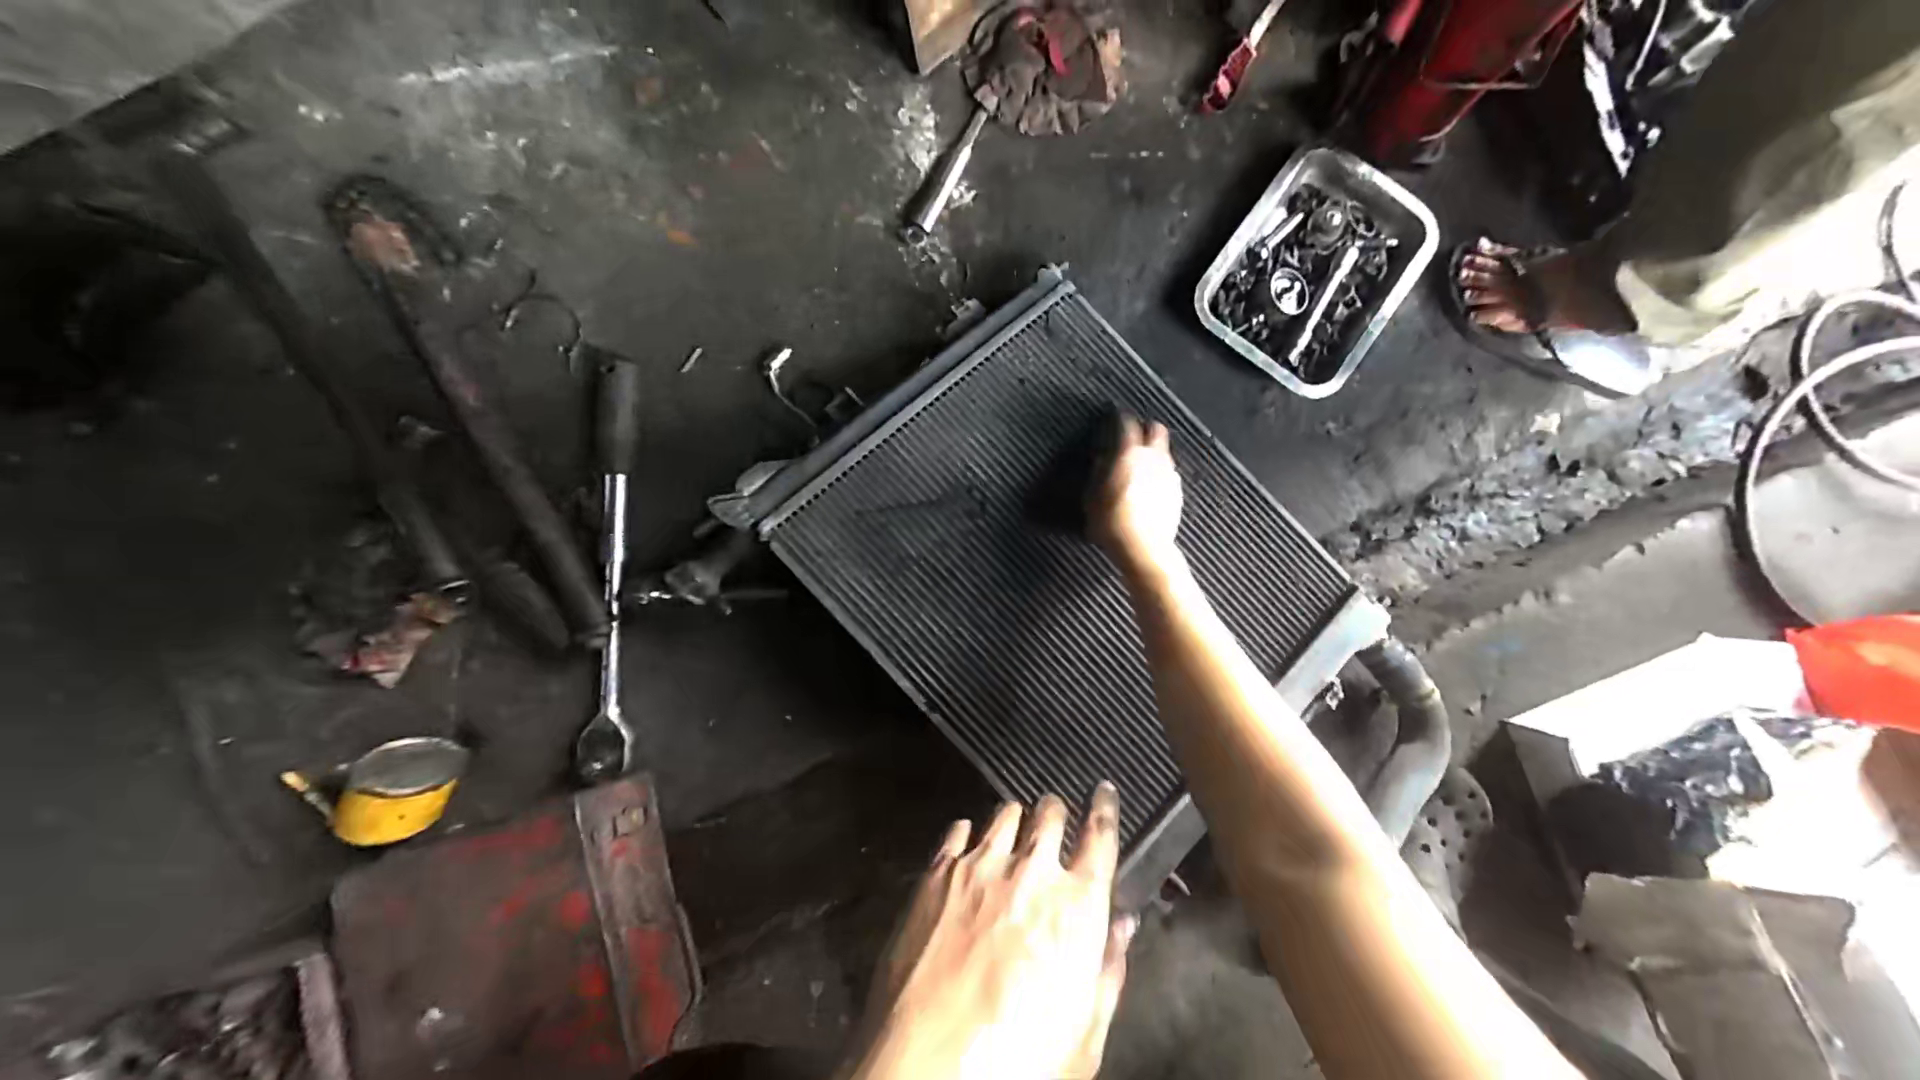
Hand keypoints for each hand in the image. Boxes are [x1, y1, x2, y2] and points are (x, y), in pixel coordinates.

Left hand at [843, 785, 1136, 1079]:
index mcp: (1077, 906)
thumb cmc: (1019, 1063)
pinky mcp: (936, 873)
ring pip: (1005, 813)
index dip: (1105, 807)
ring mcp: (979, 866)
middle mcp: (1031, 871)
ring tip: (1013, 827)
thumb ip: (1108, 969)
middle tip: (1053, 816)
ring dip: (1016, 817)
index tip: (1104, 790)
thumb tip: (1123, 925)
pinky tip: (968, 839)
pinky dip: (969, 830)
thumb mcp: (1084, 1033)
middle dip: (1056, 811)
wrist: (928, 1067)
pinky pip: (958, 829)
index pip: (1100, 836)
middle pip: (1050, 814)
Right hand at [1088, 415, 1183, 573]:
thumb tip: (1103, 458)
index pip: (1127, 424)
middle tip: (1132, 432)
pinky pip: (1168, 471)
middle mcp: (1153, 458)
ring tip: (1138, 459)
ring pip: (1164, 450)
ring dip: (1152, 449)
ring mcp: (1169, 474)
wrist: (1145, 549)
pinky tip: (1148, 483)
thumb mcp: (1092, 497)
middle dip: (1144, 426)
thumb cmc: (1112, 523)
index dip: (1120, 417)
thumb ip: (1098, 472)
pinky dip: (1158, 470)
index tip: (1114, 415)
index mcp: (1129, 454)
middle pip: (1156, 429)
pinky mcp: (1177, 491)